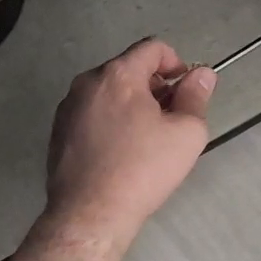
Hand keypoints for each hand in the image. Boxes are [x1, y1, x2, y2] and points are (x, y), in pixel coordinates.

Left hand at [42, 38, 214, 253]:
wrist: (91, 213)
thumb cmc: (144, 170)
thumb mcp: (186, 133)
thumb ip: (196, 96)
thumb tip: (202, 74)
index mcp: (119, 75)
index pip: (152, 47)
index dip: (176, 62)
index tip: (185, 88)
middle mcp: (87, 83)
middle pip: (128, 68)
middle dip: (153, 86)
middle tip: (171, 117)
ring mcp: (67, 107)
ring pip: (108, 92)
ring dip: (131, 104)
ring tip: (146, 138)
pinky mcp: (57, 132)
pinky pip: (91, 113)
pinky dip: (110, 121)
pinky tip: (121, 152)